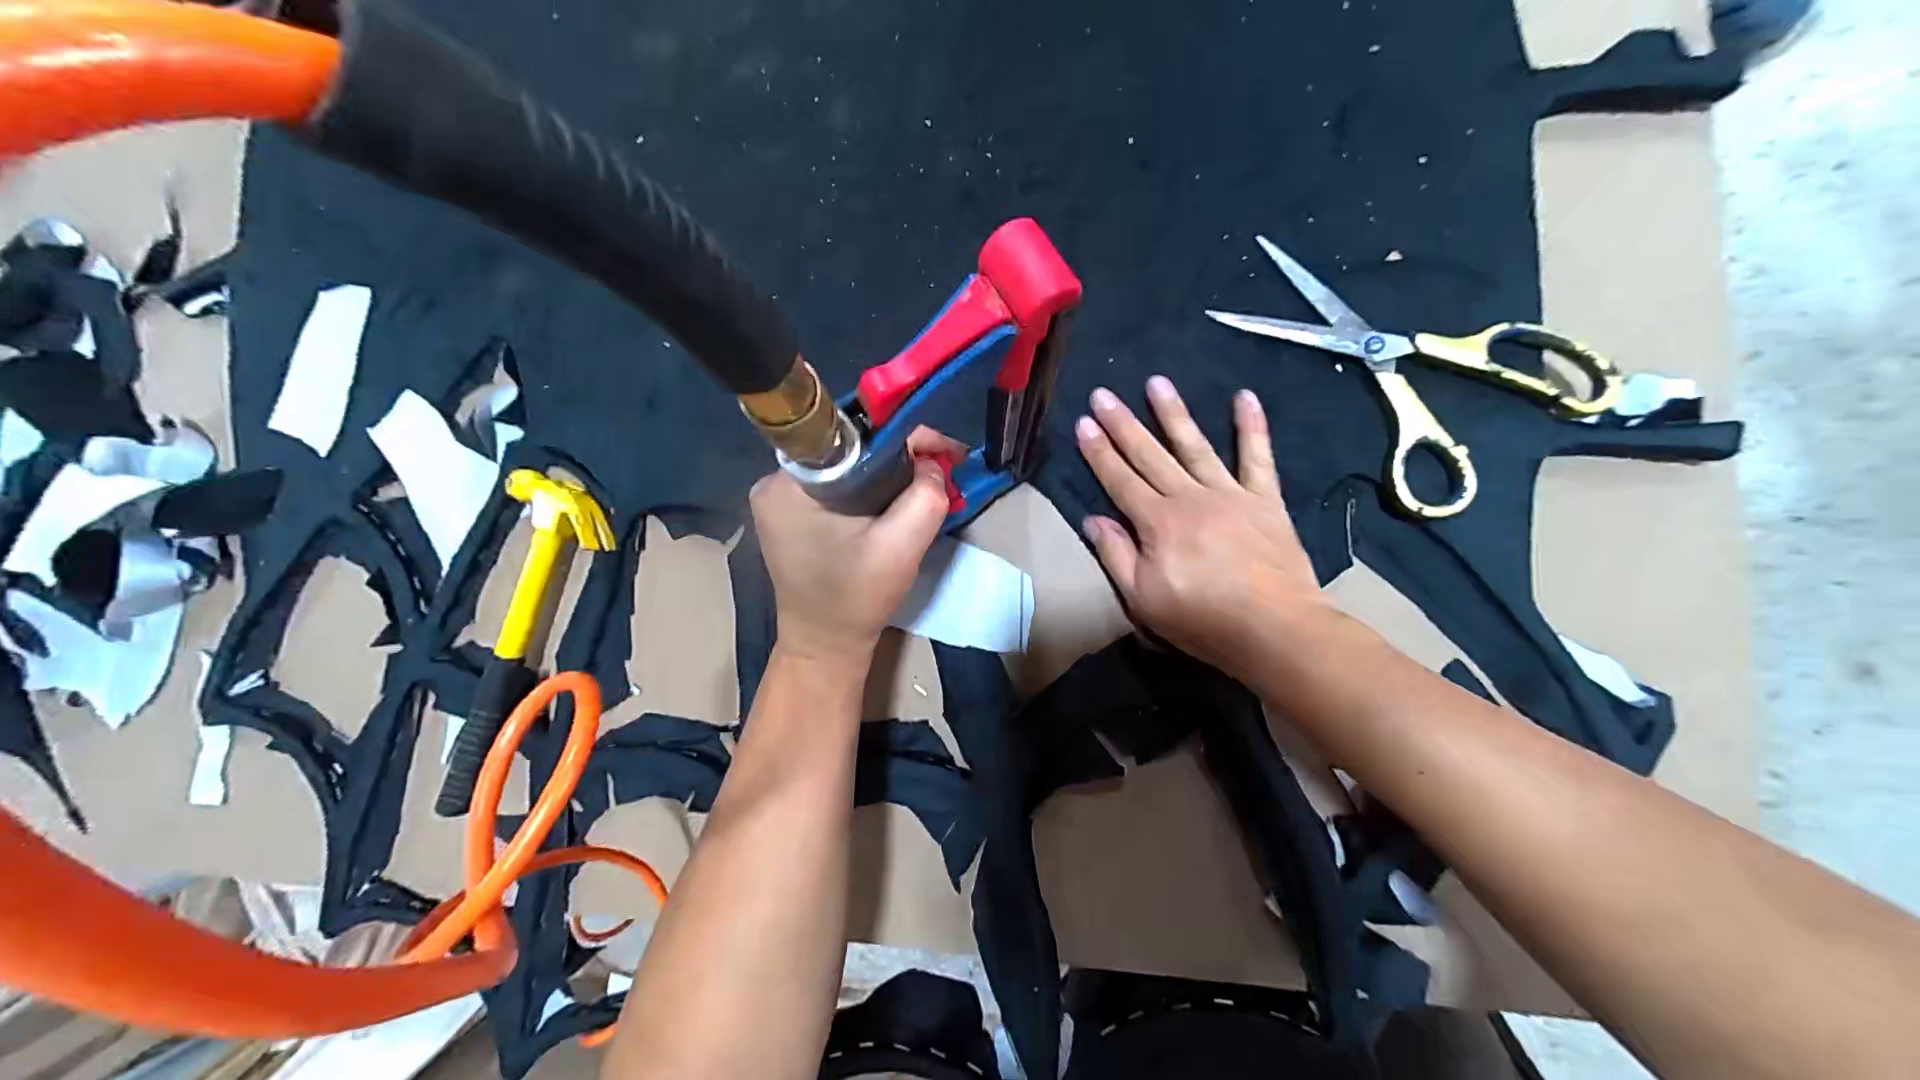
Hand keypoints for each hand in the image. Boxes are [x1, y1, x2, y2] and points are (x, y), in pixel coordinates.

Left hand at [750, 427, 962, 665]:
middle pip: (853, 446)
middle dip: (903, 457)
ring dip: (888, 474)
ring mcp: (779, 498)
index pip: (855, 433)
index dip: (905, 435)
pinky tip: (894, 505)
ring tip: (925, 488)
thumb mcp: (901, 547)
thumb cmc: (855, 598)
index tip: (942, 452)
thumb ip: (926, 497)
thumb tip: (932, 463)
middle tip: (941, 473)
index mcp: (791, 484)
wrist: (824, 644)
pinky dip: (870, 489)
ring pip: (849, 464)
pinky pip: (838, 484)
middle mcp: (776, 482)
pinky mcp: (790, 514)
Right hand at [1076, 377, 1330, 678]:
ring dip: (1174, 413)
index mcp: (1158, 522)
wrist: (1274, 628)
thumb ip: (1116, 556)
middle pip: (1150, 455)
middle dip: (1123, 424)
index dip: (1099, 452)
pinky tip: (1244, 397)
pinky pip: (1258, 458)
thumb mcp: (1142, 599)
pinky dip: (1252, 427)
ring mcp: (1230, 494)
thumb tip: (1093, 519)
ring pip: (1196, 446)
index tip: (1083, 424)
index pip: (1120, 480)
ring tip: (1157, 382)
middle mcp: (1190, 498)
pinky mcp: (1265, 500)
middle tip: (1104, 394)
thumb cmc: (1201, 619)